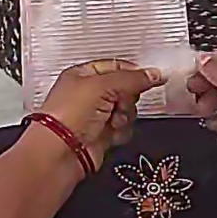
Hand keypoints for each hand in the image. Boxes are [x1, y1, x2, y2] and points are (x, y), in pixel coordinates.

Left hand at [37, 59, 164, 170]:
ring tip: (114, 120)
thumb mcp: (104, 85)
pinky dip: (121, 131)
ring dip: (125, 115)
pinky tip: (111, 132)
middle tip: (120, 101)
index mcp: (83, 74)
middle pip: (125, 89)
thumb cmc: (70, 113)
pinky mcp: (102, 134)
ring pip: (127, 109)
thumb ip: (133, 78)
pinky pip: (124, 128)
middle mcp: (89, 94)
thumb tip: (154, 74)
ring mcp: (96, 115)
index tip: (148, 77)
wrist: (61, 151)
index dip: (132, 72)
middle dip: (127, 97)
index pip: (115, 66)